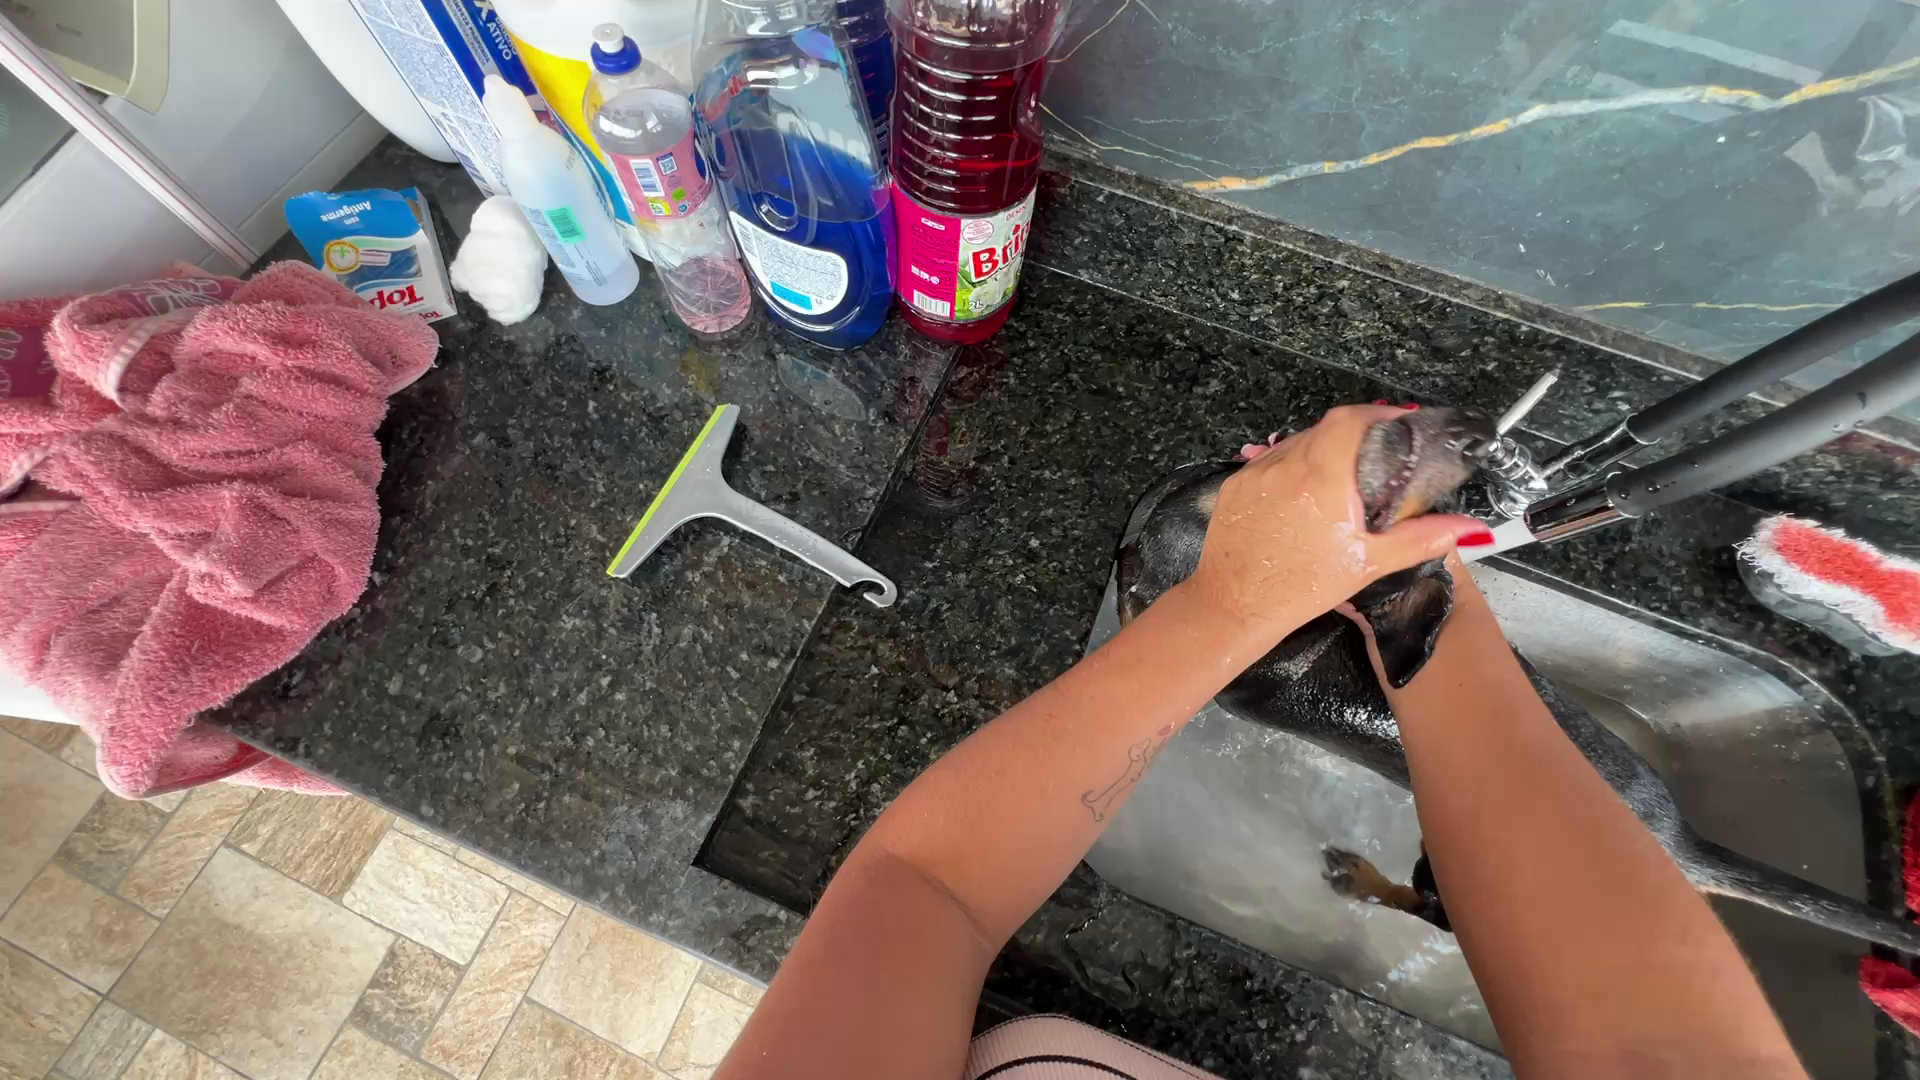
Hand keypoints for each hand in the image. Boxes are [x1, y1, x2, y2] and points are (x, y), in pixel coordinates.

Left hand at [1184, 405, 1485, 647]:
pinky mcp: (1232, 487)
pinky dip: (1289, 467)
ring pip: (1292, 444)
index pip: (1347, 420)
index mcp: (1319, 478)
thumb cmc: (1300, 588)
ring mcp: (1252, 475)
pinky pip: (1267, 463)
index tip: (1398, 422)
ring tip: (1340, 475)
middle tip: (1375, 455)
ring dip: (1319, 450)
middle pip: (1322, 430)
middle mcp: (1282, 467)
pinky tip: (1302, 491)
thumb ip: (1422, 538)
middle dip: (1352, 436)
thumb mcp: (1368, 563)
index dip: (1376, 412)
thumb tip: (1471, 528)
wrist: (1233, 606)